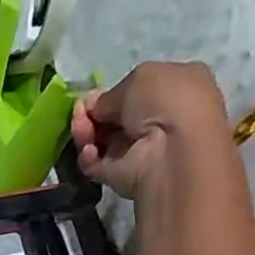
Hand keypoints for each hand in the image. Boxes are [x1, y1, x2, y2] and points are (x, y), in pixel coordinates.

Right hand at [71, 61, 232, 198]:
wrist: (173, 150)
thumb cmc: (166, 100)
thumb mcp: (139, 78)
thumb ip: (111, 93)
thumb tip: (91, 103)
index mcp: (175, 88)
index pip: (136, 91)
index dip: (111, 93)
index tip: (89, 96)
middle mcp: (158, 120)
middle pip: (113, 117)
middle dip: (92, 114)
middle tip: (80, 112)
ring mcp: (139, 150)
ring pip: (100, 140)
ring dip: (85, 132)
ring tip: (82, 128)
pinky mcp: (122, 175)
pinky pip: (96, 164)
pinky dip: (87, 157)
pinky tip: (90, 150)